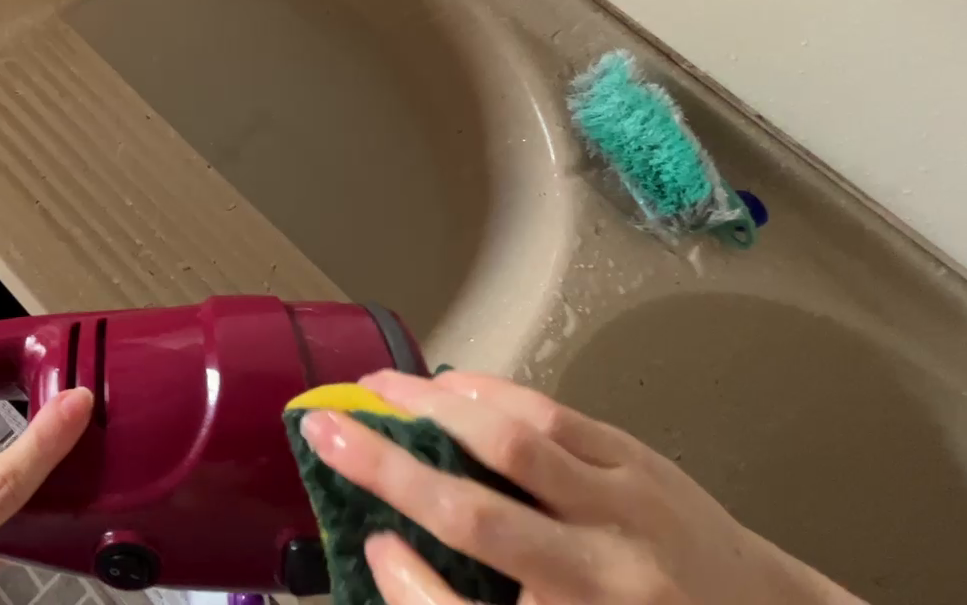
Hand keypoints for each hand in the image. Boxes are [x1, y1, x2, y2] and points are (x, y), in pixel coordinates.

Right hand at [301, 370, 865, 604]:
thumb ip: (463, 602)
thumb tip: (386, 549)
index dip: (411, 583)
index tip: (371, 543)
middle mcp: (610, 584)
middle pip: (479, 519)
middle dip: (387, 467)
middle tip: (324, 426)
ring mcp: (630, 514)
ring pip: (513, 446)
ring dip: (429, 408)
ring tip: (376, 388)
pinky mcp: (642, 462)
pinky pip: (549, 414)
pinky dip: (484, 393)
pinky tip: (444, 384)